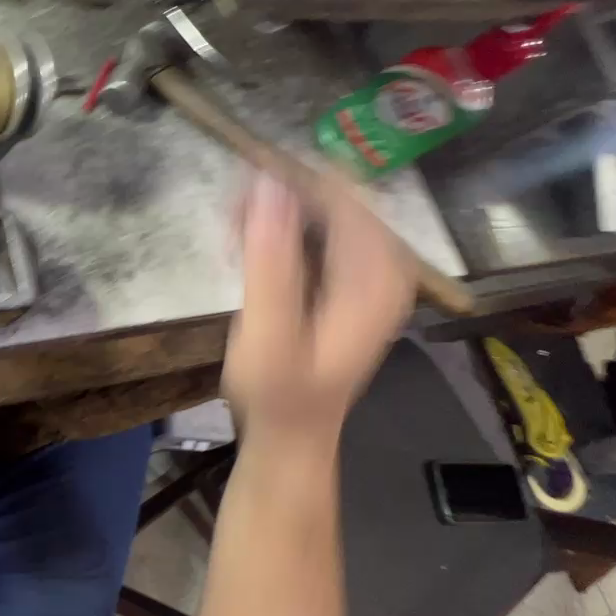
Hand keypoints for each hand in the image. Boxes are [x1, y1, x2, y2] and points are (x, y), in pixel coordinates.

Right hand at [223, 174, 414, 443]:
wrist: (290, 434)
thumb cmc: (277, 391)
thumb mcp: (269, 329)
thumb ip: (270, 257)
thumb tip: (267, 184)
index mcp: (378, 275)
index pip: (346, 195)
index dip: (295, 181)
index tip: (243, 184)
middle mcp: (384, 267)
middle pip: (337, 201)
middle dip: (282, 198)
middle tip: (231, 217)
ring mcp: (367, 275)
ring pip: (325, 215)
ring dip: (277, 215)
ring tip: (233, 233)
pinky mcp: (346, 283)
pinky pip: (319, 236)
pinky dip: (283, 234)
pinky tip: (249, 247)